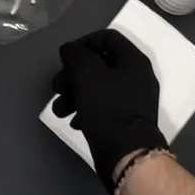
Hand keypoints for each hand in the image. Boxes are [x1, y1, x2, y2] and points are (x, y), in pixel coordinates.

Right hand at [51, 28, 166, 189]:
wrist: (127, 157)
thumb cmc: (108, 109)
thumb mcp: (87, 75)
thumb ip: (76, 55)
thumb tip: (70, 49)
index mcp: (133, 60)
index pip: (107, 37)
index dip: (83, 43)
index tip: (66, 59)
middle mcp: (136, 76)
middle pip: (99, 64)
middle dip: (73, 74)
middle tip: (58, 87)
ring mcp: (132, 100)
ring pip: (97, 87)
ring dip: (74, 94)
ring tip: (59, 110)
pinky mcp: (125, 120)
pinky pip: (102, 106)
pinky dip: (85, 110)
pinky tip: (74, 122)